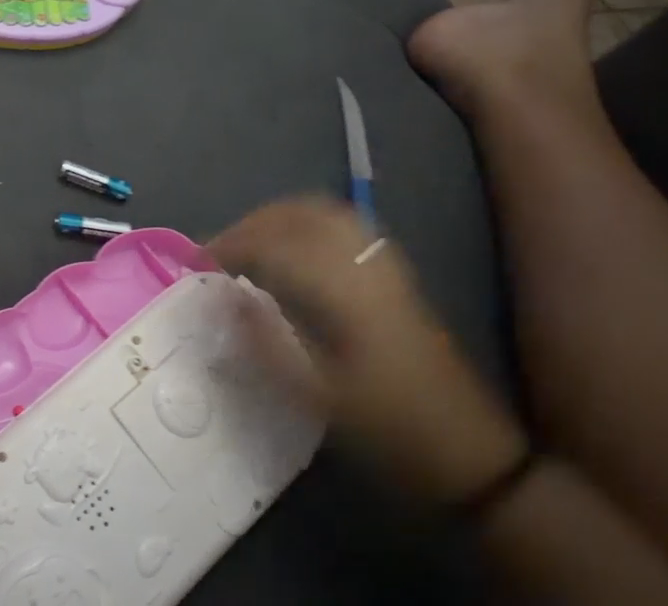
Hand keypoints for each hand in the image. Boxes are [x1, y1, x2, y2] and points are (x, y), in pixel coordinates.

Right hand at [207, 198, 527, 503]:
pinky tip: (293, 250)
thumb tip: (222, 300)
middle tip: (217, 250)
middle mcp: (364, 265)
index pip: (274, 244)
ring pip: (324, 213)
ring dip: (279, 218)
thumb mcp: (318, 398)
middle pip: (299, 216)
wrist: (471, 455)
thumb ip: (265, 342)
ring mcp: (385, 268)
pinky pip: (344, 226)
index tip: (196, 262)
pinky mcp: (396, 278)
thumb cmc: (388, 429)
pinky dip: (307, 224)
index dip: (229, 246)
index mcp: (343, 290)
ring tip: (248, 242)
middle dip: (251, 224)